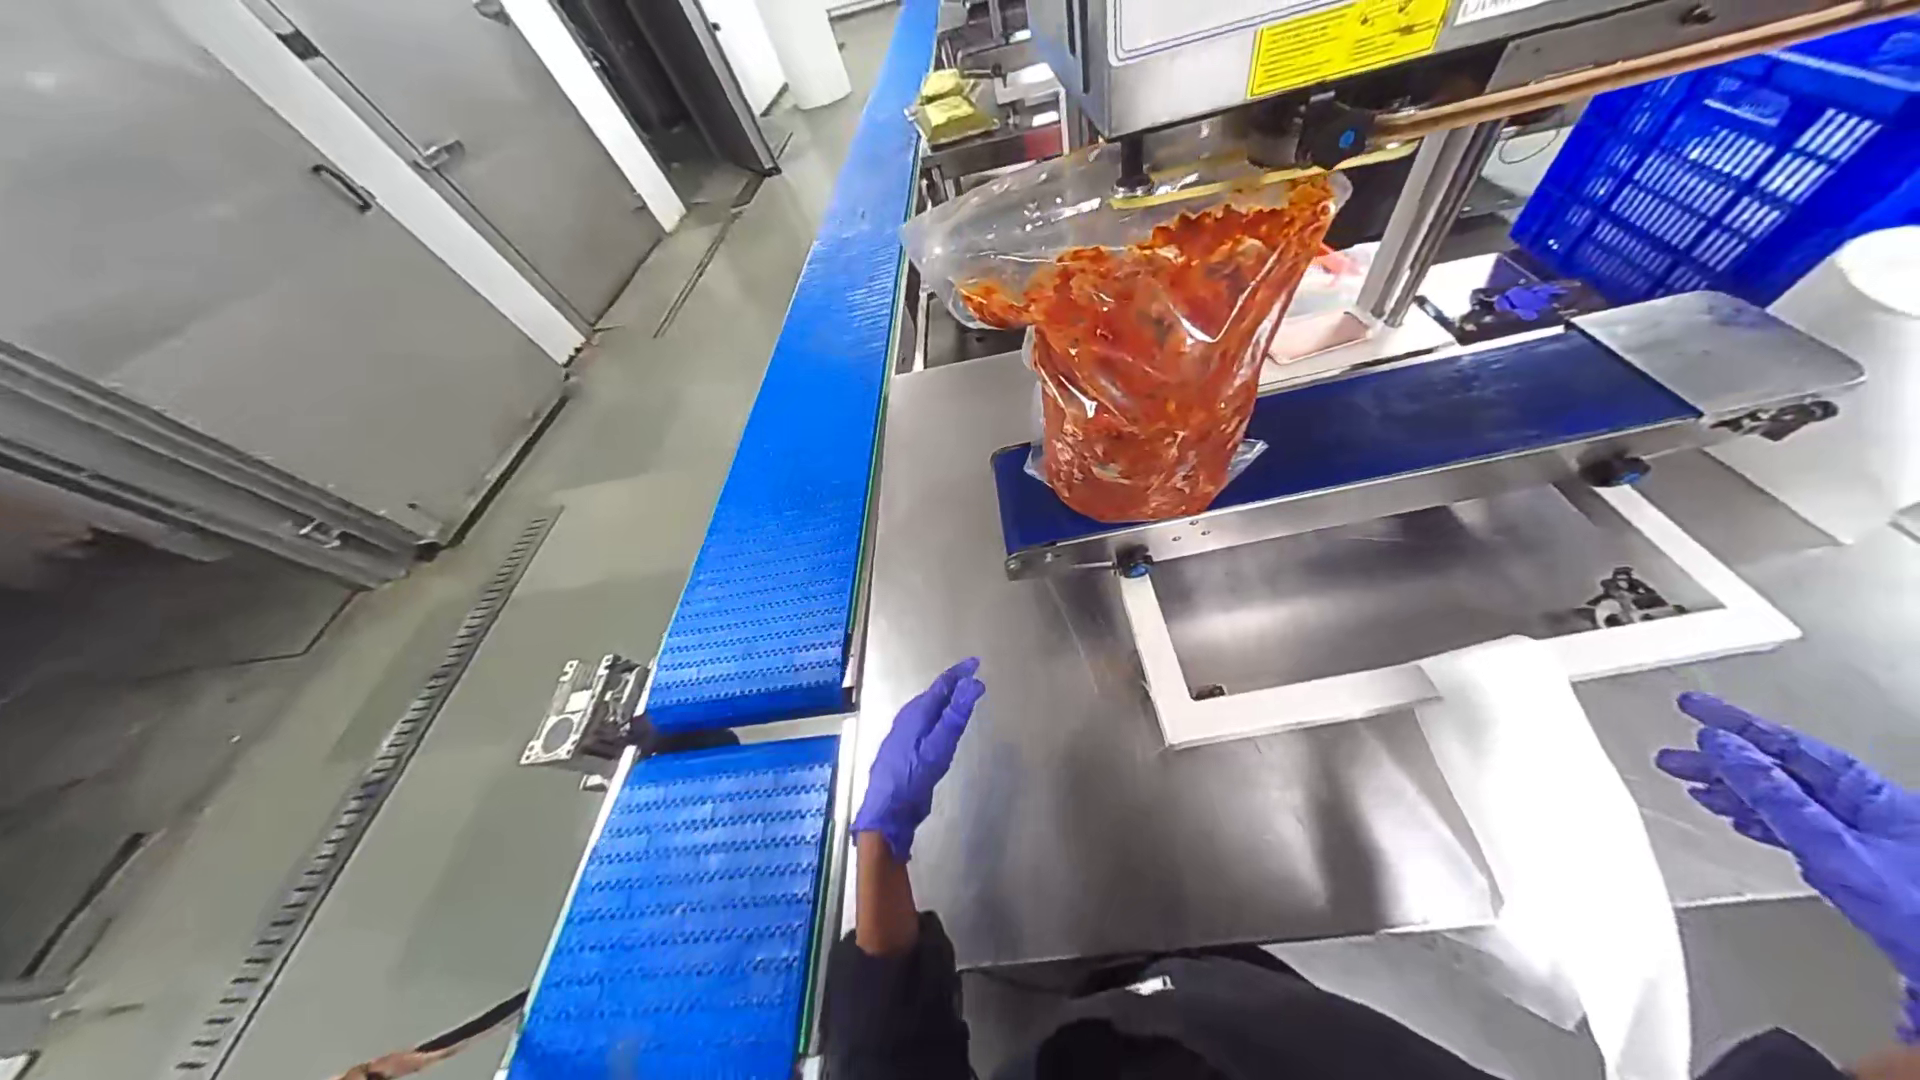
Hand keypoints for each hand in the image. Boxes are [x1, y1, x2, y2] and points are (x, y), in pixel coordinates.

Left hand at [853, 658, 983, 863]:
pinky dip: (939, 716)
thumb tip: (974, 683)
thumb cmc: (912, 777)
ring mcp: (904, 735)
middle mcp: (907, 719)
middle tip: (973, 679)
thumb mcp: (939, 747)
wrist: (885, 813)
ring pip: (928, 709)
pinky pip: (925, 723)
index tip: (977, 663)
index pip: (941, 685)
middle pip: (934, 694)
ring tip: (961, 698)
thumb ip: (955, 715)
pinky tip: (942, 728)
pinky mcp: (905, 751)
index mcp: (916, 713)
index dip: (960, 673)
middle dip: (954, 684)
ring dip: (945, 700)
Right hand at [1656, 693, 1919, 1039]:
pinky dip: (1754, 815)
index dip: (1735, 723)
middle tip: (1674, 752)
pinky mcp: (1854, 862)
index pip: (1787, 745)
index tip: (1692, 706)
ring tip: (1688, 780)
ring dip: (1729, 788)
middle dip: (1719, 760)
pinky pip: (1790, 824)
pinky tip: (1733, 815)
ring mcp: (1861, 837)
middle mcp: (1866, 810)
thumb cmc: (1916, 910)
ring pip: (1780, 799)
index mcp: (1869, 796)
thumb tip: (1722, 745)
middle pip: (1779, 772)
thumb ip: (1773, 795)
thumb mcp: (1830, 844)